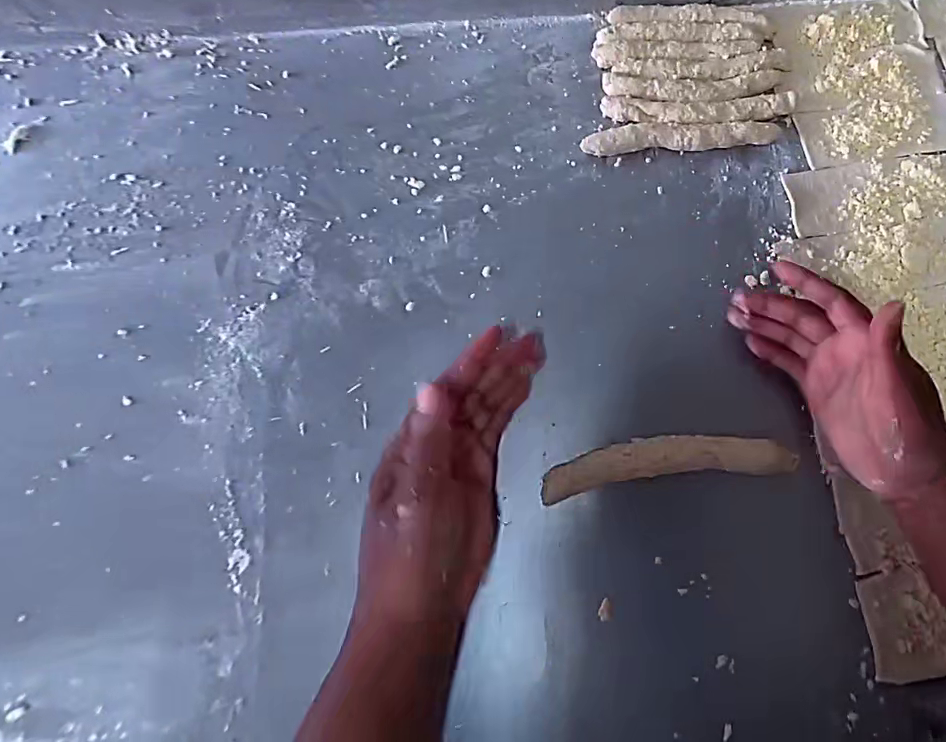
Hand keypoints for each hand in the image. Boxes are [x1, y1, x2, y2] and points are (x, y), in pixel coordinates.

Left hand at [354, 325, 544, 631]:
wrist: (421, 611)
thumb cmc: (409, 556)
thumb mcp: (415, 498)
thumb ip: (427, 443)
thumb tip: (432, 388)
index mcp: (412, 444)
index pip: (447, 393)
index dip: (472, 361)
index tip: (498, 335)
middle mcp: (435, 444)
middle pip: (471, 394)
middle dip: (499, 365)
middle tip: (532, 340)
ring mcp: (459, 459)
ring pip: (487, 408)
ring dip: (509, 379)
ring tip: (536, 353)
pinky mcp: (480, 474)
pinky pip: (497, 429)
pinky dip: (511, 405)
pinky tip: (525, 387)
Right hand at [727, 259, 945, 502]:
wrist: (905, 473)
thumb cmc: (908, 427)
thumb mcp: (899, 385)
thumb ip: (889, 345)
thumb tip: (894, 304)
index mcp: (864, 337)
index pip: (830, 301)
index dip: (804, 283)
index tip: (777, 268)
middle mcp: (844, 346)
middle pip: (802, 316)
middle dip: (772, 305)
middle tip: (740, 298)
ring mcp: (830, 368)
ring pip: (792, 337)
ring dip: (766, 324)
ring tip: (735, 315)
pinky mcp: (819, 390)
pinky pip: (790, 363)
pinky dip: (771, 351)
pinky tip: (751, 341)